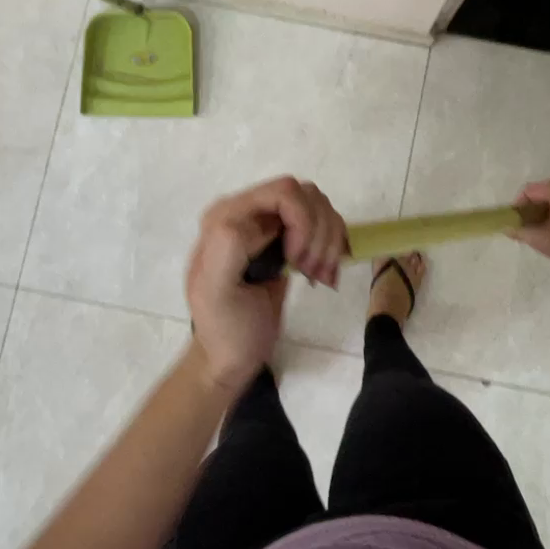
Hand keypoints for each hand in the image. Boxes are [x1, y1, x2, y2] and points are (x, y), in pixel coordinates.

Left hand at [185, 176, 349, 391]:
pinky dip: (333, 245)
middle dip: (319, 233)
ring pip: (320, 205)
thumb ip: (227, 248)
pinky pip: (325, 220)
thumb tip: (251, 221)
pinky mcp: (290, 235)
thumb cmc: (225, 329)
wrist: (232, 356)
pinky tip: (323, 274)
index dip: (302, 225)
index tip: (297, 264)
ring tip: (318, 275)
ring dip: (328, 241)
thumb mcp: (216, 291)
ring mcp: (271, 222)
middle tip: (310, 272)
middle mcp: (248, 210)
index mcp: (227, 216)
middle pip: (306, 194)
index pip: (284, 193)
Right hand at [510, 178, 549, 271]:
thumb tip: (507, 229)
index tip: (515, 221)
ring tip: (541, 228)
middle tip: (527, 225)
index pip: (528, 190)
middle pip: (542, 192)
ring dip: (545, 210)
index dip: (518, 205)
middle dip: (532, 208)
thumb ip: (519, 231)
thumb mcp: (538, 238)